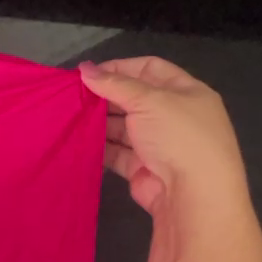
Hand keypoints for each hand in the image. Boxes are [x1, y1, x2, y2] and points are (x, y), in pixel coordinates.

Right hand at [78, 57, 247, 214]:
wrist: (193, 193)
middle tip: (72, 96)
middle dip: (104, 95)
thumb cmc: (179, 137)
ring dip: (98, 121)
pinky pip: (115, 150)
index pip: (150, 68)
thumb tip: (84, 68)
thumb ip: (114, 84)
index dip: (120, 67)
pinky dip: (98, 145)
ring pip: (121, 124)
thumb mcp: (149, 101)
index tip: (88, 74)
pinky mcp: (142, 165)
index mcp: (186, 92)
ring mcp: (158, 141)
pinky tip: (75, 140)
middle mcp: (174, 115)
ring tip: (68, 117)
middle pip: (133, 96)